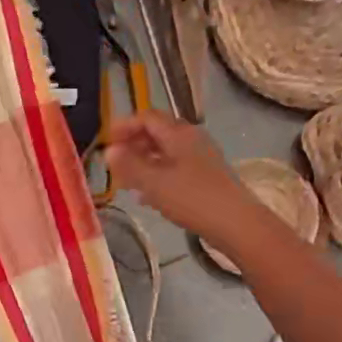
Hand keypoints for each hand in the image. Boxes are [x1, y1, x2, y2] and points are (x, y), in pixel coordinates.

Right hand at [104, 112, 261, 244]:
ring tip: (127, 181)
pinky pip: (176, 170)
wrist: (236, 223)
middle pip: (158, 134)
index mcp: (178, 134)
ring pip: (167, 154)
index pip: (147, 117)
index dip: (125, 126)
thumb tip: (109, 150)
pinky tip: (148, 197)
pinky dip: (158, 178)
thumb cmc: (192, 199)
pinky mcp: (207, 179)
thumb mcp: (154, 182)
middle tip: (115, 162)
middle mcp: (192, 140)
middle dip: (134, 145)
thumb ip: (129, 165)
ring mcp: (202, 159)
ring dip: (145, 163)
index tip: (106, 140)